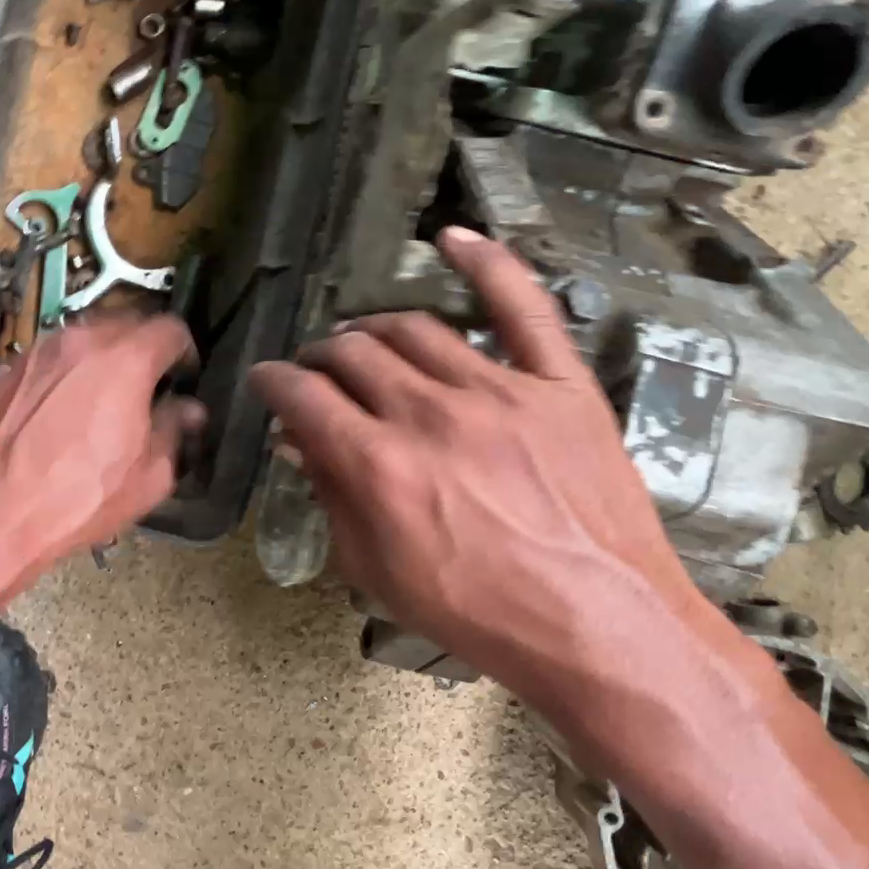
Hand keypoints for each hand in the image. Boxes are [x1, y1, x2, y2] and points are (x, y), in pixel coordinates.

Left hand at [0, 315, 204, 562]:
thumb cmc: (77, 500)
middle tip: (146, 388)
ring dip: (99, 360)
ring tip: (101, 400)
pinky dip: (63, 375)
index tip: (182, 376)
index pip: (170, 329)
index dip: (184, 352)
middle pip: (124, 324)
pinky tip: (59, 413)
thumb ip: (173, 431)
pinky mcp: (5, 372)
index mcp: (125, 359)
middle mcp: (79, 342)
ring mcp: (36, 353)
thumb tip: (186, 410)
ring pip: (81, 339)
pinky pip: (47, 361)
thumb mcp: (148, 478)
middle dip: (141, 350)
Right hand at [249, 227, 698, 694]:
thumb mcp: (375, 568)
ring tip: (362, 343)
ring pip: (414, 329)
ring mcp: (500, 391)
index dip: (272, 382)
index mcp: (377, 465)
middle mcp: (429, 414)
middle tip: (315, 373)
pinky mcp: (560, 385)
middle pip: (351, 354)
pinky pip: (523, 308)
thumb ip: (331, 496)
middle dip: (318, 357)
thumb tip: (300, 443)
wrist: (602, 630)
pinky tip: (453, 238)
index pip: (301, 395)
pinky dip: (487, 264)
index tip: (266, 382)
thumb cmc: (476, 614)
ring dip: (372, 330)